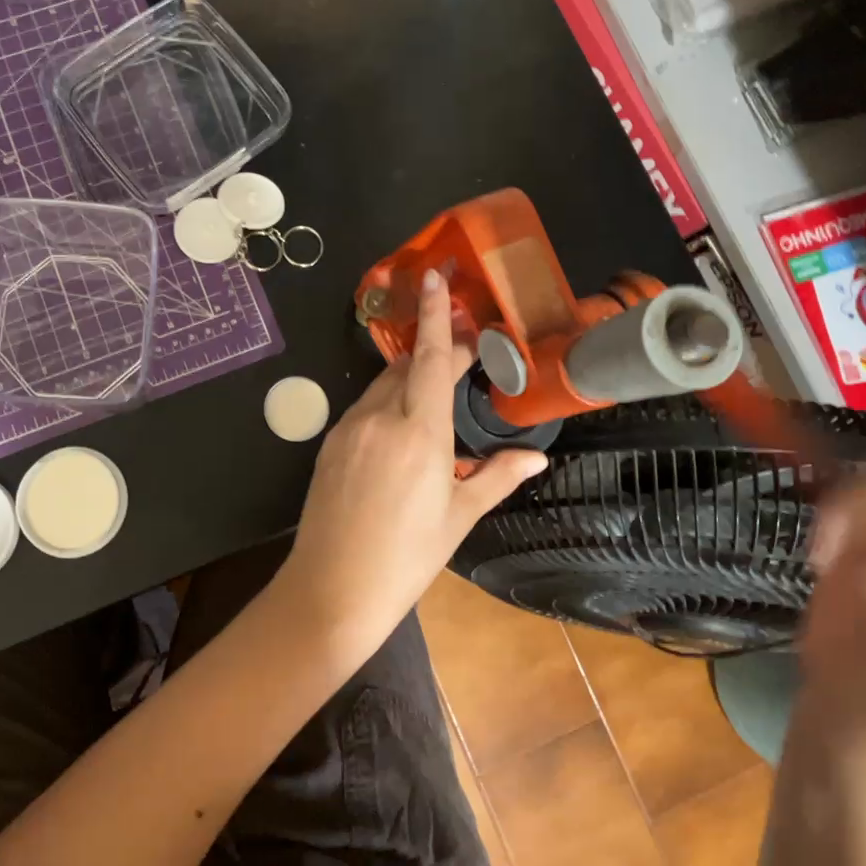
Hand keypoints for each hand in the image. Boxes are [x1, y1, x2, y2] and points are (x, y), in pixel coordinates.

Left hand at [274, 269, 548, 647]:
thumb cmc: (407, 557)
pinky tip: (402, 428)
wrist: (333, 589)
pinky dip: (387, 404)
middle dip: (433, 350)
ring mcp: (348, 429)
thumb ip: (495, 477)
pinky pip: (364, 409)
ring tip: (436, 391)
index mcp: (419, 433)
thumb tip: (535, 456)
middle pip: (407, 366)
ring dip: (409, 377)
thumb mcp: (458, 517)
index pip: (432, 360)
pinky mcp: (329, 444)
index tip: (435, 277)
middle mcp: (379, 419)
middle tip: (462, 348)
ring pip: (382, 386)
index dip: (435, 316)